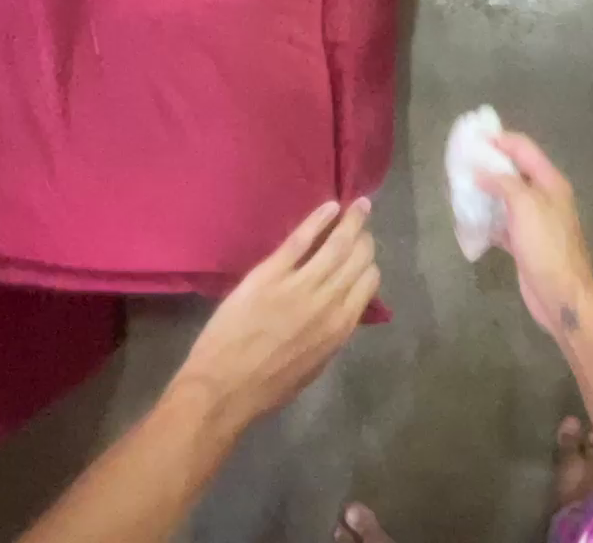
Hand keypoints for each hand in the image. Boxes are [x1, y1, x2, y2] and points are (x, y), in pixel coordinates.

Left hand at [173, 197, 379, 428]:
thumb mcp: (315, 364)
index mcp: (340, 327)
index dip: (369, 265)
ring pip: (336, 244)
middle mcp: (328, 302)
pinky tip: (330, 207)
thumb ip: (334, 331)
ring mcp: (300, 285)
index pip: (369, 282)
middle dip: (364, 238)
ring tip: (360, 205)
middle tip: (363, 221)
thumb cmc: (268, 386)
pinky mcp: (271, 274)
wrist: (223, 388)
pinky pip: (301, 239)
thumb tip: (345, 305)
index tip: (365, 254)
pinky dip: (319, 220)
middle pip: (357, 259)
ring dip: (352, 221)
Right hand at [480, 134, 592, 341]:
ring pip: (507, 198)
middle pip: (515, 172)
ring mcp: (535, 221)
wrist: (561, 294)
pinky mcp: (525, 242)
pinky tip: (470, 217)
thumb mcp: (525, 205)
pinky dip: (488, 218)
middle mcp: (544, 197)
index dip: (502, 140)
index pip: (525, 149)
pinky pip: (503, 222)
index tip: (476, 136)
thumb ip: (504, 183)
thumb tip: (481, 172)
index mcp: (550, 182)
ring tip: (461, 185)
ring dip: (487, 192)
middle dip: (491, 164)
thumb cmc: (546, 245)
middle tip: (463, 160)